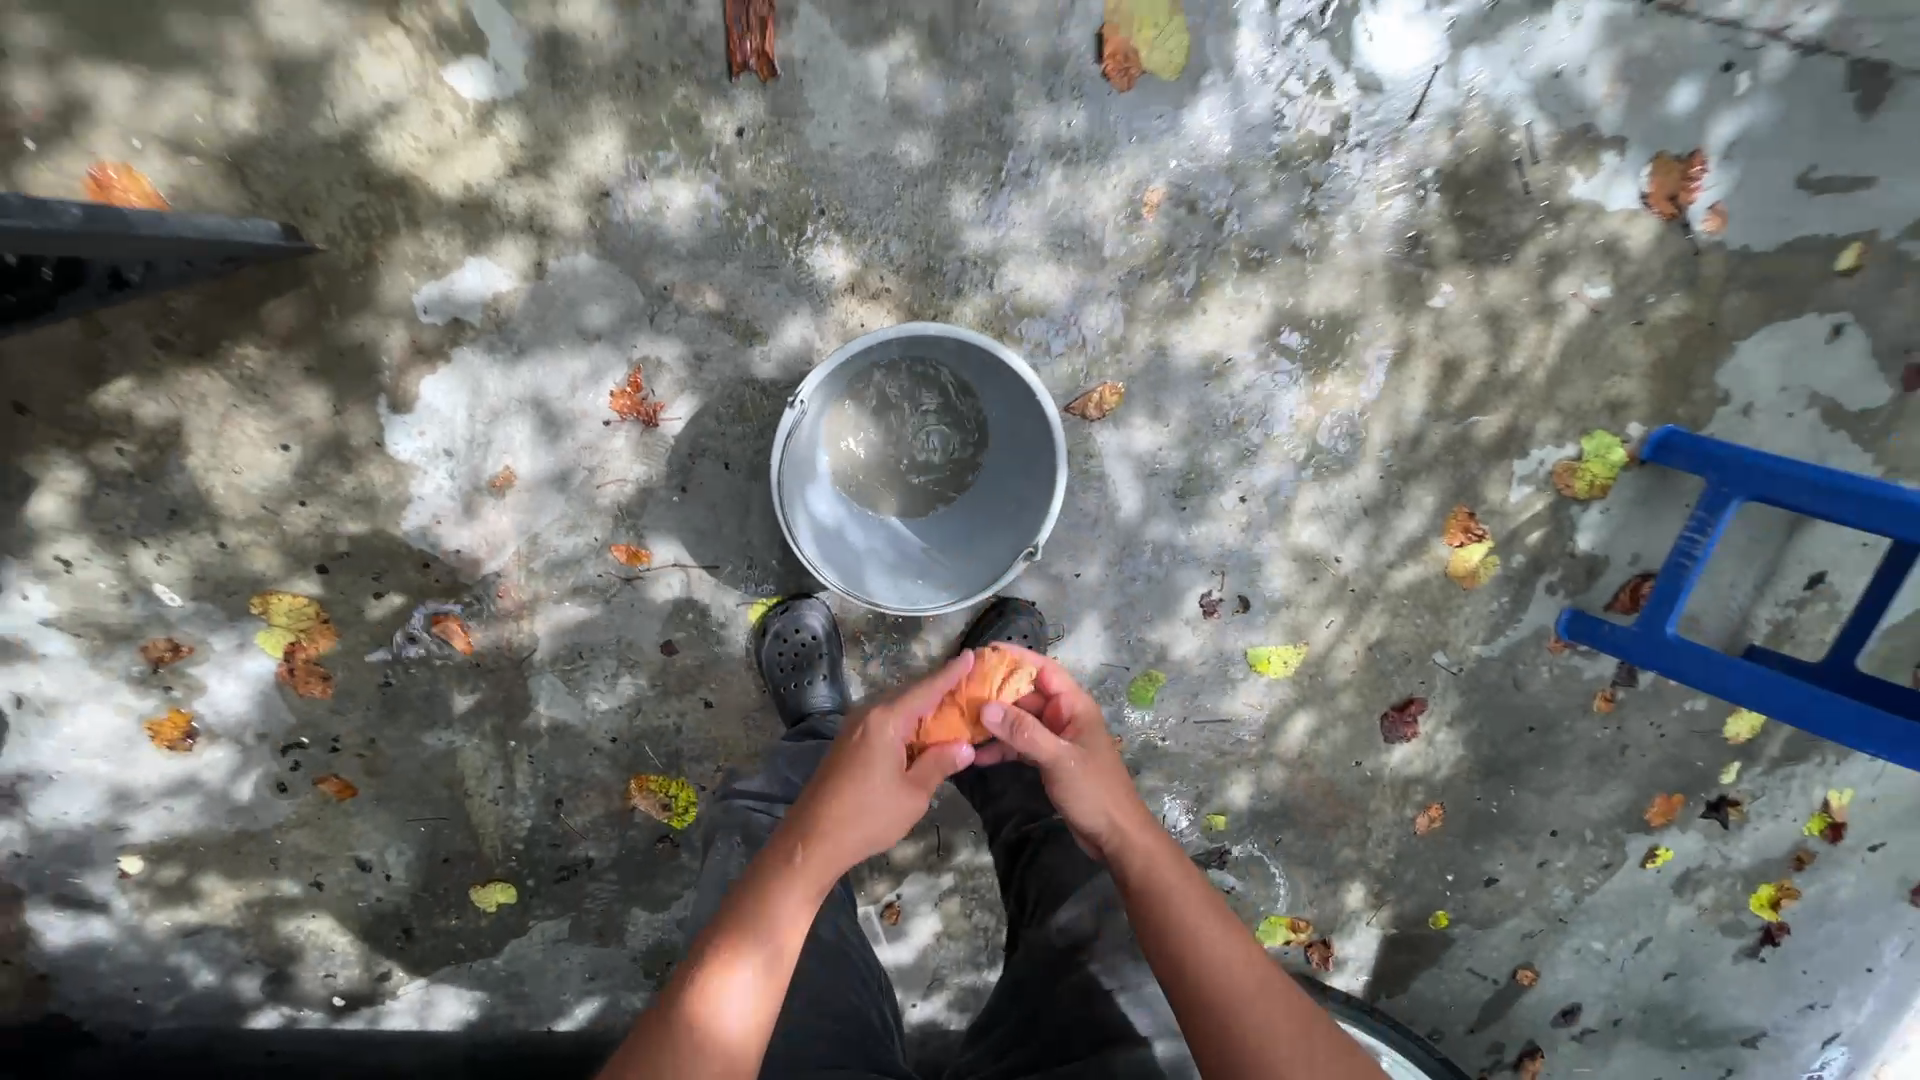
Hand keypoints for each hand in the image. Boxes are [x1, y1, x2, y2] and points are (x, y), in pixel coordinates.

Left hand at [781, 652, 978, 876]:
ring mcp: (854, 727)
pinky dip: (907, 723)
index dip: (951, 673)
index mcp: (887, 720)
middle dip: (939, 689)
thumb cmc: (866, 816)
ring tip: (952, 707)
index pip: (927, 689)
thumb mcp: (913, 794)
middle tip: (969, 684)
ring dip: (923, 708)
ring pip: (897, 708)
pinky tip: (921, 733)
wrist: (812, 839)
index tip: (971, 654)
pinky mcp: (848, 742)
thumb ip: (940, 764)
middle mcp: (869, 714)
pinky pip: (884, 722)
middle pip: (911, 694)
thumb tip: (966, 747)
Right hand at [971, 645, 1157, 861]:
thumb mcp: (1058, 758)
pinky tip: (975, 755)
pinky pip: (1019, 745)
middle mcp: (1063, 716)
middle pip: (1025, 695)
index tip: (984, 652)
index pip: (1043, 669)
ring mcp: (1054, 738)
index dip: (1016, 657)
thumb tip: (986, 707)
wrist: (1116, 837)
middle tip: (960, 692)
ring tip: (960, 723)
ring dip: (993, 723)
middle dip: (995, 693)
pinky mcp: (1047, 760)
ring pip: (1018, 720)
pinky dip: (999, 748)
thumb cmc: (1095, 791)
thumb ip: (1023, 732)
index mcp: (1074, 705)